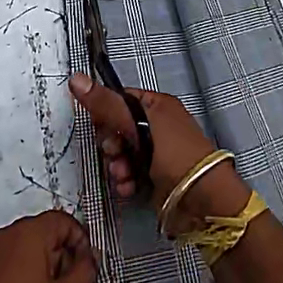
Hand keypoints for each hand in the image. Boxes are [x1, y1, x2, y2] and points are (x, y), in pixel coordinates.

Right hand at [68, 74, 249, 227]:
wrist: (204, 202)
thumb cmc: (179, 157)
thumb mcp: (139, 126)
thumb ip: (106, 105)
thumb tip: (77, 79)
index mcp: (157, 105)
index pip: (120, 100)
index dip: (106, 113)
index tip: (99, 125)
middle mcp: (157, 126)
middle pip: (118, 129)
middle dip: (111, 144)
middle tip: (115, 152)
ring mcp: (156, 153)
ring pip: (122, 154)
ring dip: (117, 165)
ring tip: (123, 172)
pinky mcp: (155, 176)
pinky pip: (130, 172)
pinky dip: (125, 179)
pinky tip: (128, 185)